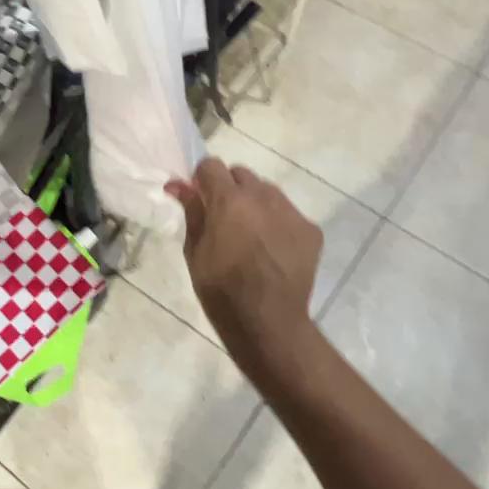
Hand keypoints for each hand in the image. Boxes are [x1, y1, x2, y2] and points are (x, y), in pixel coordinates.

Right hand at [166, 158, 323, 375]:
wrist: (267, 322)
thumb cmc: (221, 290)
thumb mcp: (195, 251)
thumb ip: (191, 212)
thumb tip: (178, 185)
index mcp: (229, 201)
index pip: (211, 165)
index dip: (202, 178)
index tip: (199, 197)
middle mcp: (262, 197)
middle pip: (242, 175)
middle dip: (229, 188)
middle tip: (223, 218)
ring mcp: (291, 212)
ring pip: (268, 192)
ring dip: (255, 203)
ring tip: (251, 234)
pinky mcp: (311, 230)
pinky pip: (289, 214)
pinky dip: (278, 223)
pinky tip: (272, 250)